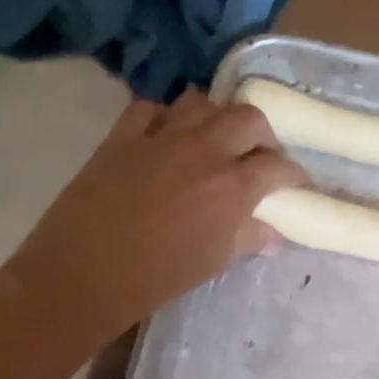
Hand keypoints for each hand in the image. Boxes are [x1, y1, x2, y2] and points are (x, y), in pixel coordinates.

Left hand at [0, 90, 306, 353]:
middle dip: (261, 135)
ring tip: (213, 140)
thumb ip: (248, 238)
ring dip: (215, 117)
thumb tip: (273, 233)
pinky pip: (151, 108)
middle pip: (248, 118)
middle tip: (257, 157)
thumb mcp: (214, 260)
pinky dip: (164, 117)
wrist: (83, 273)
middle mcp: (205, 149)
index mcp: (234, 185)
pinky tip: (164, 137)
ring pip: (202, 102)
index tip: (295, 183)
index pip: (278, 164)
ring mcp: (162, 136)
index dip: (293, 173)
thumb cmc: (158, 277)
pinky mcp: (123, 135)